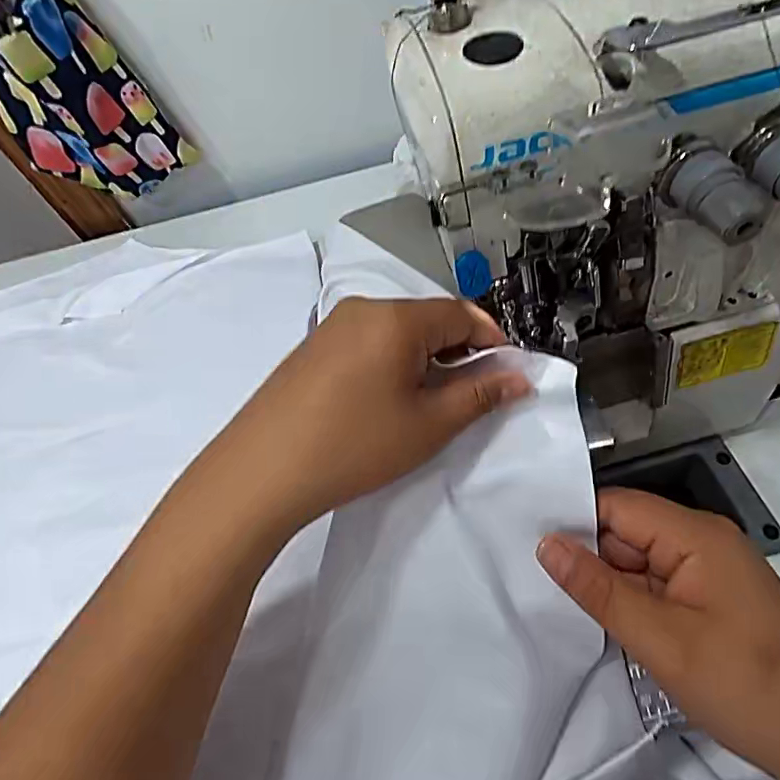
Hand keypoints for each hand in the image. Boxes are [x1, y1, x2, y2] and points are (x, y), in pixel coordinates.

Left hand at [182, 297, 532, 538]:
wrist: (262, 471)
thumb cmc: (355, 445)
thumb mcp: (429, 424)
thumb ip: (479, 394)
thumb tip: (518, 378)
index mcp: (396, 318)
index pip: (462, 314)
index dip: (493, 342)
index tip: (505, 376)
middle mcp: (363, 309)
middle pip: (429, 319)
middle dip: (458, 351)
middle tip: (468, 397)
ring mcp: (332, 326)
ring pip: (397, 331)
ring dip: (424, 358)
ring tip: (427, 404)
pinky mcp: (313, 347)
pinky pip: (368, 342)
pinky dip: (391, 362)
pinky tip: (386, 401)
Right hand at [536, 488, 779, 772]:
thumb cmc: (747, 688)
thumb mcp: (660, 640)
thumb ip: (598, 588)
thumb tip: (547, 545)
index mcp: (697, 534)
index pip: (618, 506)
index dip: (575, 523)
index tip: (534, 550)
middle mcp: (704, 539)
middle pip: (628, 531)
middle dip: (592, 558)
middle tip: (549, 591)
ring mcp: (711, 568)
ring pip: (640, 559)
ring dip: (614, 584)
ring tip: (581, 613)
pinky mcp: (713, 594)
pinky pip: (659, 582)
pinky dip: (636, 601)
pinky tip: (617, 625)